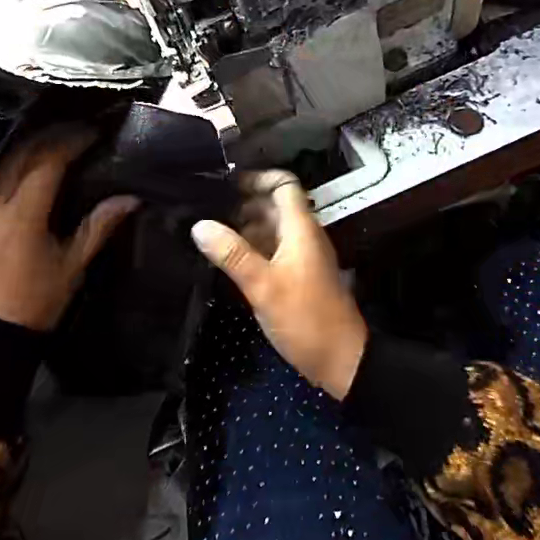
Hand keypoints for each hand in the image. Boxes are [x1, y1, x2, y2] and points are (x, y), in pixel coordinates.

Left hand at [0, 127, 139, 330]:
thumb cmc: (34, 303)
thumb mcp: (71, 265)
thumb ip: (98, 227)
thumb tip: (129, 199)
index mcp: (21, 214)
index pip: (47, 162)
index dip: (71, 141)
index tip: (93, 132)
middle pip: (22, 155)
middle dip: (51, 137)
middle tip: (78, 131)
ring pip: (4, 164)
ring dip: (31, 149)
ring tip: (59, 144)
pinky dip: (15, 167)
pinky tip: (31, 171)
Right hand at [191, 171, 367, 398]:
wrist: (340, 360)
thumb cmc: (305, 318)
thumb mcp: (263, 285)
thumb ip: (232, 254)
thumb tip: (199, 225)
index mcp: (301, 228)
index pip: (283, 184)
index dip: (256, 178)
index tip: (224, 186)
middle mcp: (302, 236)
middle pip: (273, 205)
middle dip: (241, 204)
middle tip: (205, 209)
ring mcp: (300, 256)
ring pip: (270, 229)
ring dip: (243, 227)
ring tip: (208, 232)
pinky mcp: (295, 276)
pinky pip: (271, 251)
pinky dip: (250, 249)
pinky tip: (225, 259)